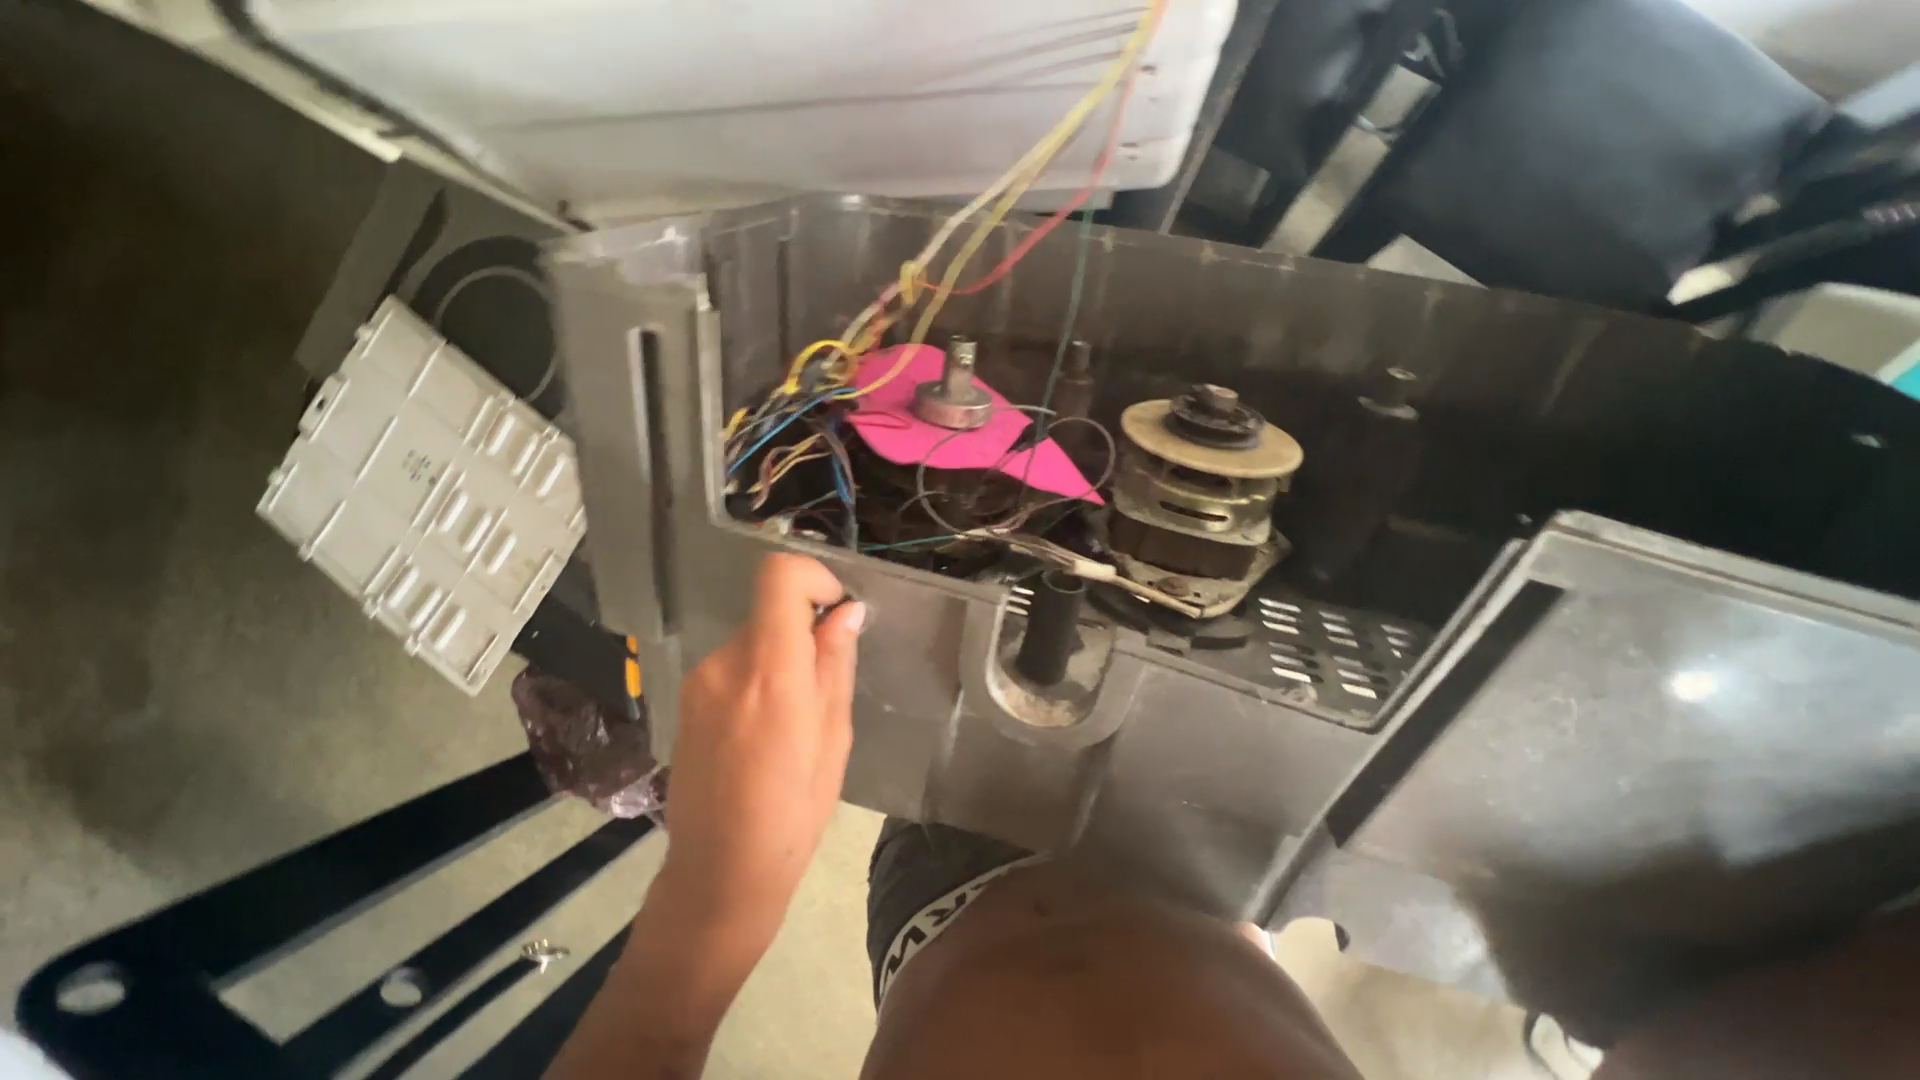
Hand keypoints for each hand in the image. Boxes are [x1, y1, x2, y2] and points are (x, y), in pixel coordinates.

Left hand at [659, 553, 865, 935]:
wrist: (718, 870)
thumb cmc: (792, 812)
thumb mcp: (834, 737)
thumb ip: (835, 665)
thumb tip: (846, 612)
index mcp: (769, 671)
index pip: (779, 577)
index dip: (814, 577)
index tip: (837, 610)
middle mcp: (725, 663)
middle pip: (769, 612)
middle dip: (803, 634)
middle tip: (824, 692)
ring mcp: (698, 681)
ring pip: (752, 642)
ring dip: (779, 661)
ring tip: (793, 725)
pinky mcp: (685, 699)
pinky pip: (732, 668)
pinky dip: (756, 680)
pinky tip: (762, 735)